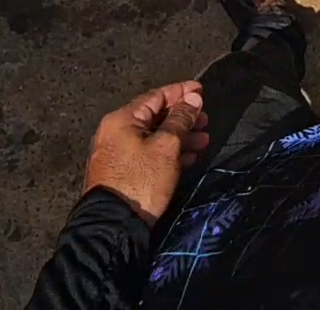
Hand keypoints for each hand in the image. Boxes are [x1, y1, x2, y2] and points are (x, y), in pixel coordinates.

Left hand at [82, 81, 208, 223]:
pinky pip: (148, 153)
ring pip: (154, 136)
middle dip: (184, 118)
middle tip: (205, 121)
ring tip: (203, 142)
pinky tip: (188, 159)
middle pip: (156, 116)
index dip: (182, 92)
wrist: (113, 227)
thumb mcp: (167, 146)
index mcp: (122, 120)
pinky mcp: (121, 173)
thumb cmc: (142, 179)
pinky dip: (168, 153)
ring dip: (180, 137)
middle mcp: (116, 132)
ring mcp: (117, 154)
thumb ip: (181, 118)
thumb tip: (193, 97)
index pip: (157, 96)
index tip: (202, 91)